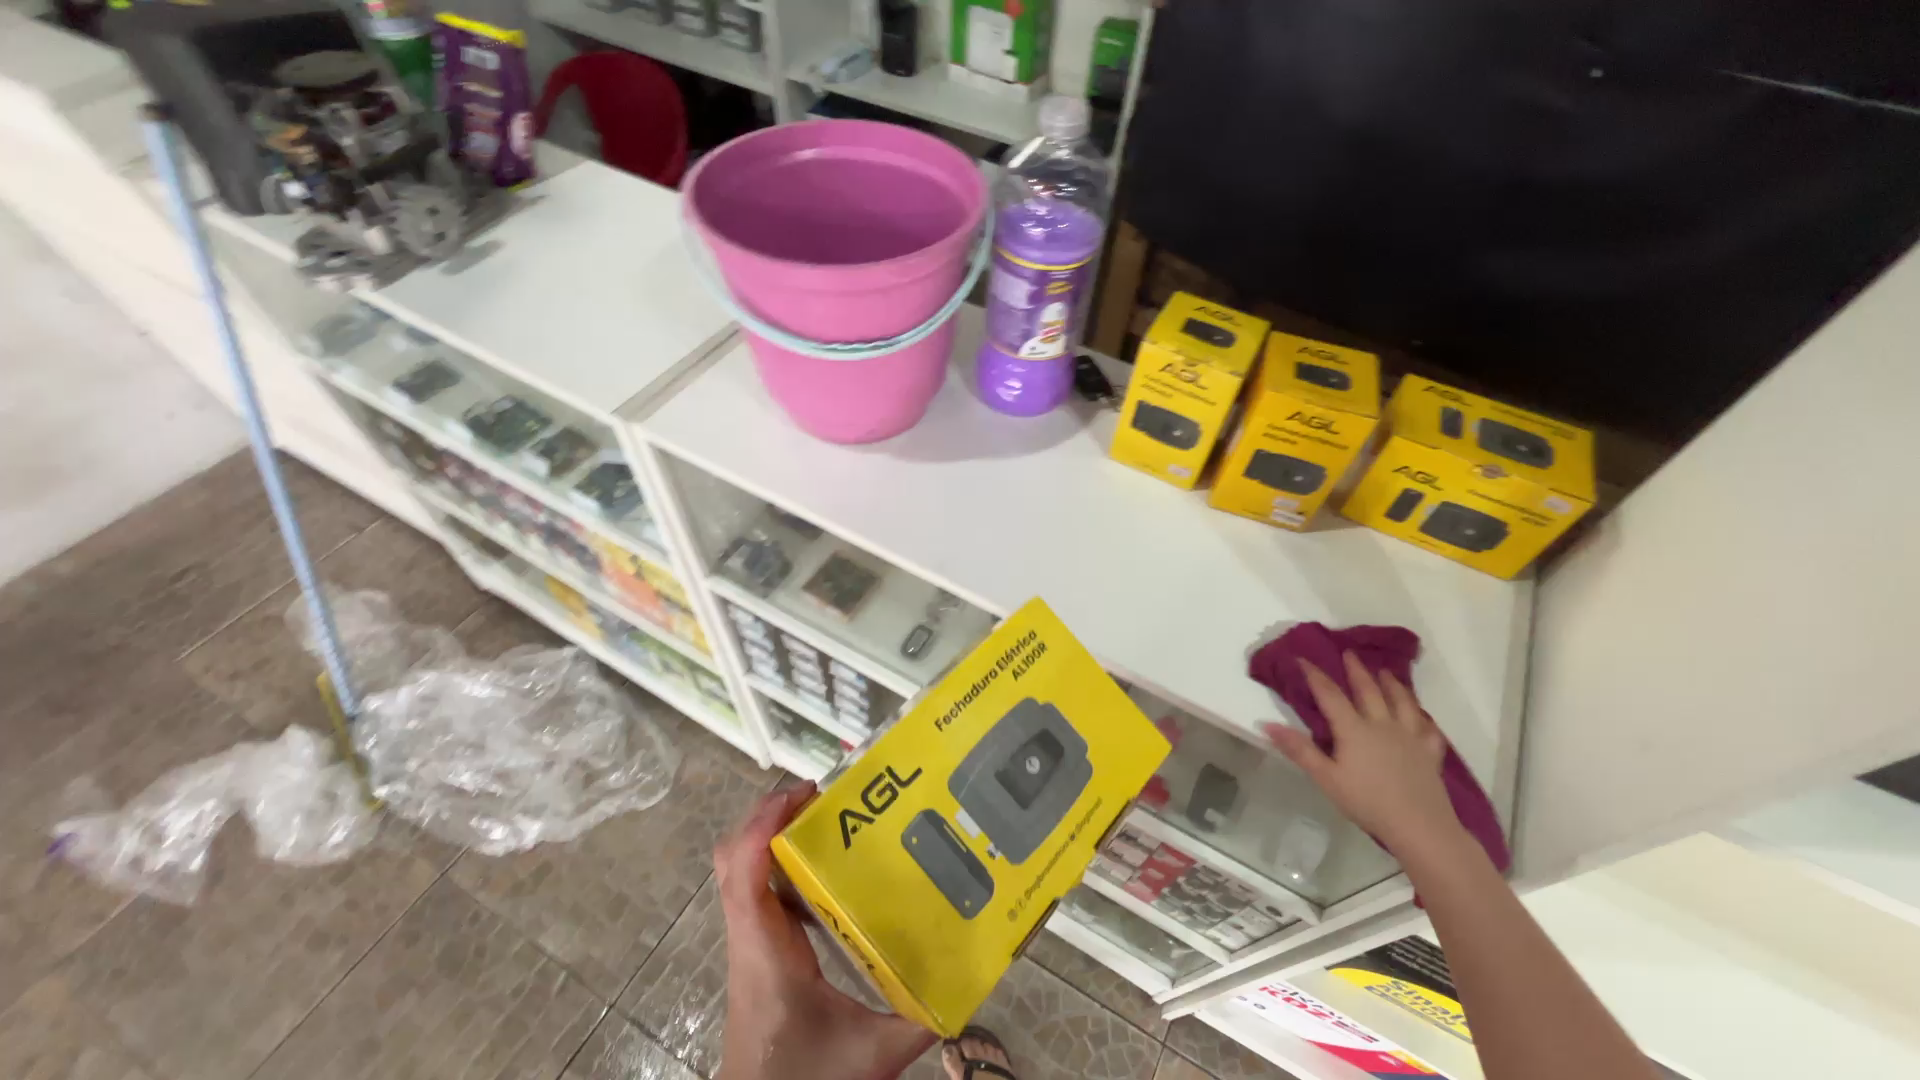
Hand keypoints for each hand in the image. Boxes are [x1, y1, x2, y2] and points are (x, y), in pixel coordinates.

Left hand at [713, 784, 934, 1079]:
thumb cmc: (808, 1079)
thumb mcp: (874, 1052)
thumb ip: (922, 1016)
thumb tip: (969, 972)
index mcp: (767, 953)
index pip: (744, 876)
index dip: (764, 826)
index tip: (804, 794)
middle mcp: (750, 939)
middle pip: (734, 858)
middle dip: (771, 816)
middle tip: (824, 798)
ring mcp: (749, 944)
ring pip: (741, 871)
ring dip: (774, 835)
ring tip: (827, 819)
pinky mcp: (757, 952)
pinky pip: (759, 892)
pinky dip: (781, 865)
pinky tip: (825, 870)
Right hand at [1267, 652, 1466, 863]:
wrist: (1419, 825)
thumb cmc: (1367, 802)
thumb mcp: (1326, 778)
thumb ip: (1299, 750)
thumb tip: (1267, 724)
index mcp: (1354, 729)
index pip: (1330, 695)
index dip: (1316, 675)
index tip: (1303, 658)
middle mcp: (1382, 724)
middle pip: (1368, 691)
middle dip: (1357, 671)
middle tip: (1350, 653)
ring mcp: (1410, 737)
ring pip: (1402, 702)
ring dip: (1392, 685)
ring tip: (1387, 673)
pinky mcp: (1430, 753)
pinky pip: (1428, 729)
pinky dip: (1424, 719)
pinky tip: (1422, 717)